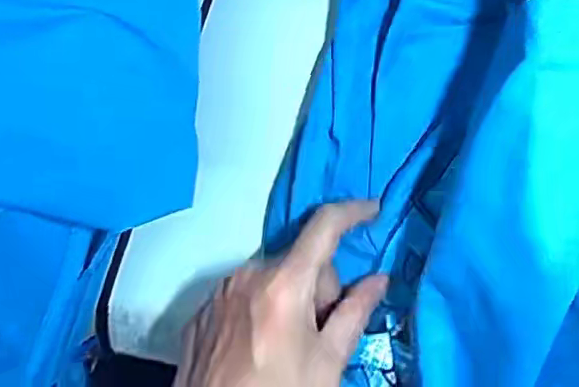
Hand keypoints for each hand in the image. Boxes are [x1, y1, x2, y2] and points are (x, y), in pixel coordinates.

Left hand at [174, 200, 389, 386]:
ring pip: (273, 277)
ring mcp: (219, 293)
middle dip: (318, 288)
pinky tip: (256, 353)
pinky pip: (243, 295)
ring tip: (286, 351)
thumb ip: (354, 314)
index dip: (354, 211)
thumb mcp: (326, 367)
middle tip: (320, 336)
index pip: (325, 224)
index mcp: (283, 282)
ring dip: (288, 299)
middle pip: (301, 260)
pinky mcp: (200, 315)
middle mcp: (248, 274)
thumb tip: (379, 279)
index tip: (375, 211)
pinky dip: (259, 312)